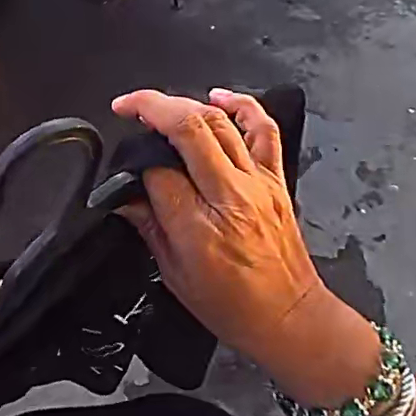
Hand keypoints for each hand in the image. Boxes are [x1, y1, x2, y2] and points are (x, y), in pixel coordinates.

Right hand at [111, 89, 377, 404]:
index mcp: (199, 229)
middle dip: (151, 107)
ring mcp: (257, 183)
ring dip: (183, 103)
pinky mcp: (275, 178)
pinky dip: (242, 104)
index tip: (127, 166)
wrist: (291, 318)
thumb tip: (125, 194)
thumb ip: (148, 226)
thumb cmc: (235, 307)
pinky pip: (263, 129)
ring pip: (219, 122)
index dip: (135, 161)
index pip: (158, 172)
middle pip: (189, 130)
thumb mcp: (175, 274)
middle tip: (127, 106)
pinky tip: (218, 96)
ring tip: (157, 104)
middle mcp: (230, 198)